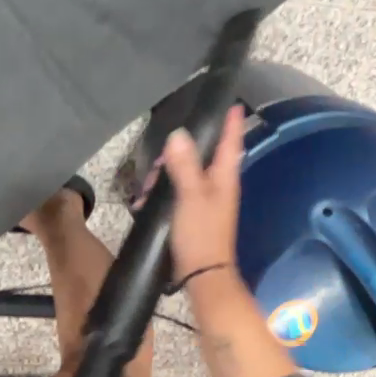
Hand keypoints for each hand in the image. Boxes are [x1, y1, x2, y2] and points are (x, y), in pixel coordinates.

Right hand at [161, 105, 246, 278]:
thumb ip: (184, 166)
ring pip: (184, 175)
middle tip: (156, 163)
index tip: (230, 101)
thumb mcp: (190, 196)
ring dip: (164, 177)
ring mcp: (206, 201)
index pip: (230, 142)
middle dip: (176, 154)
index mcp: (224, 177)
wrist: (202, 275)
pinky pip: (176, 194)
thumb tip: (178, 135)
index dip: (231, 122)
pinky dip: (162, 194)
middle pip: (200, 156)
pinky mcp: (193, 215)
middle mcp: (218, 186)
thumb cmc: (201, 235)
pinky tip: (145, 203)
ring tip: (145, 190)